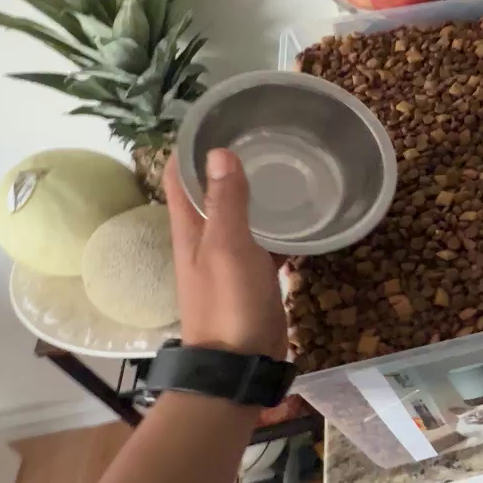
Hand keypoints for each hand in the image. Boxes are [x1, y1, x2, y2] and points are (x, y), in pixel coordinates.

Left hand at [164, 148, 287, 358]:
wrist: (239, 364)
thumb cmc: (229, 303)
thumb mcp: (227, 248)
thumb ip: (227, 203)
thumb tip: (220, 151)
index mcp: (189, 229)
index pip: (180, 176)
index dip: (191, 147)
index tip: (218, 119)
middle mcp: (205, 238)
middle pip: (211, 192)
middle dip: (229, 163)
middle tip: (263, 135)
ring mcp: (230, 258)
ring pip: (240, 214)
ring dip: (255, 191)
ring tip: (287, 164)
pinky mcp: (254, 274)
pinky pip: (264, 238)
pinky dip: (277, 223)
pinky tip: (301, 214)